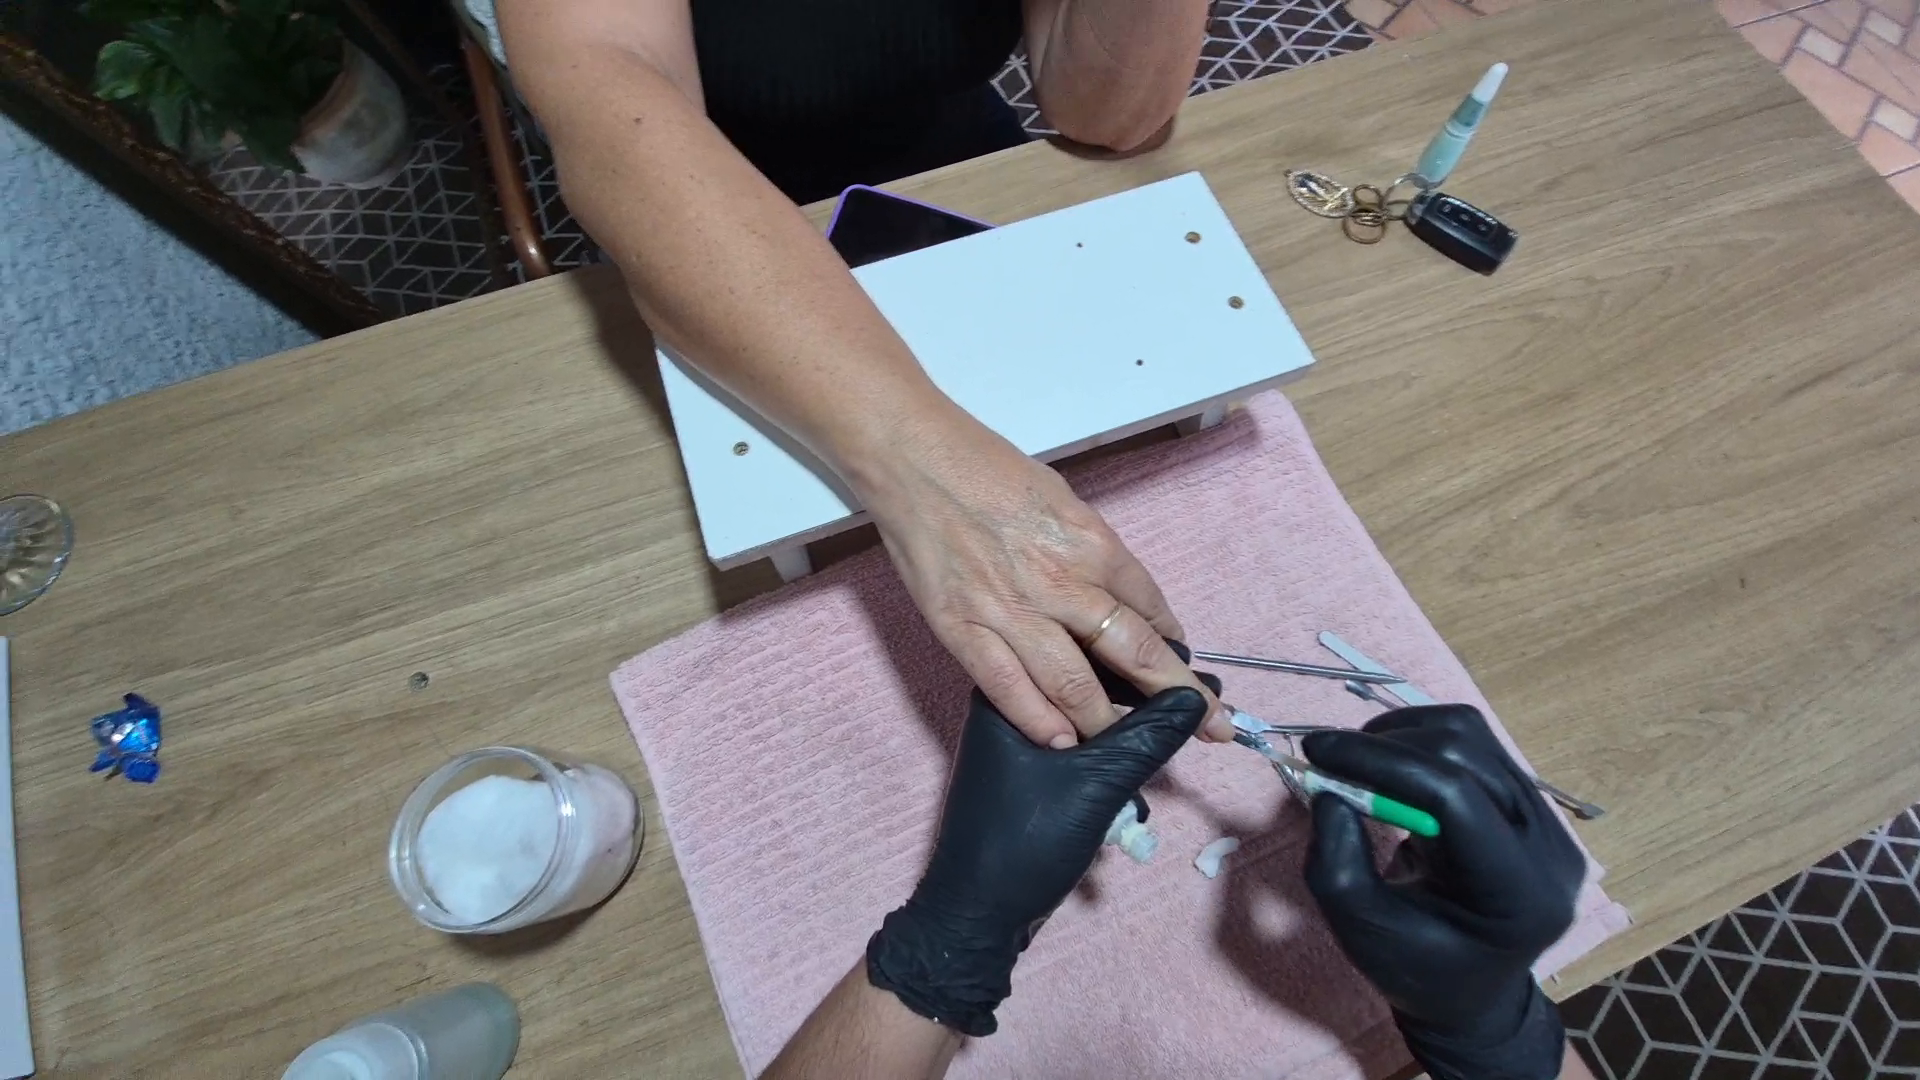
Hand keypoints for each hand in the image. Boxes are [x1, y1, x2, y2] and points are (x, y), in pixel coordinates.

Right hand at [855, 413, 1229, 747]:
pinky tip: (1063, 740)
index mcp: (1091, 543)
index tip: (1181, 665)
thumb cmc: (987, 468)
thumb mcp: (1060, 497)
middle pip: (1134, 653)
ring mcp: (1011, 612)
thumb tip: (1115, 592)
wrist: (914, 460)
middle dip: (1177, 697)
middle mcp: (1061, 583)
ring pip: (1075, 685)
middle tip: (1209, 726)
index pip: (1151, 608)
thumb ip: (1090, 549)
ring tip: (1127, 742)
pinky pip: (1008, 689)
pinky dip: (1039, 721)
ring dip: (1109, 721)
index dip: (1174, 645)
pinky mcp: (963, 631)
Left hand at [866, 683, 1209, 1035]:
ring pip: (1088, 706)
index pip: (1081, 651)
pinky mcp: (1031, 761)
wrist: (976, 913)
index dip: (1142, 657)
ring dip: (1137, 716)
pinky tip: (1155, 743)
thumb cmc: (1023, 840)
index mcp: (1007, 689)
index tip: (1196, 669)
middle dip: (1147, 686)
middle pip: (1088, 677)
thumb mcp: (1094, 785)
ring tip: (1190, 717)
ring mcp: (1020, 732)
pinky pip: (1082, 733)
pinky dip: (1118, 738)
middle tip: (1207, 693)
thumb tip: (1198, 696)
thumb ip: (1147, 736)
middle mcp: (1010, 701)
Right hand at [1300, 706, 1583, 1079]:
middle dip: (1383, 746)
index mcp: (1515, 892)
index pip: (1453, 795)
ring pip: (1468, 732)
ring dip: (1399, 734)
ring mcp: (1544, 817)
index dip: (1378, 761)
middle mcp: (1546, 845)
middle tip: (1328, 760)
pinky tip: (1390, 765)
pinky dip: (1416, 736)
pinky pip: (1470, 738)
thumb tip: (1328, 790)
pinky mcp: (1524, 798)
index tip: (1314, 752)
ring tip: (1360, 761)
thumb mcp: (1359, 929)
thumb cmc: (1416, 965)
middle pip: (1462, 752)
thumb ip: (1336, 862)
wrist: (1469, 986)